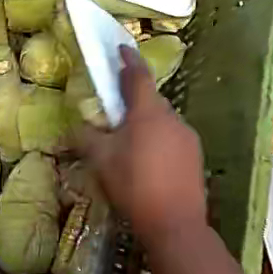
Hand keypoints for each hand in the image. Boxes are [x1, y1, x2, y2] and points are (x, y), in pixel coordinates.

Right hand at [80, 46, 207, 243]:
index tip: (120, 48)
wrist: (175, 225)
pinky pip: (172, 137)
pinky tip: (147, 160)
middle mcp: (171, 118)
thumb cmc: (133, 186)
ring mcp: (187, 137)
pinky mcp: (195, 156)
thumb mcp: (100, 160)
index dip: (128, 59)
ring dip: (145, 121)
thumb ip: (87, 137)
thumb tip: (78, 126)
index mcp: (147, 112)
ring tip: (128, 141)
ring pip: (162, 119)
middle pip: (150, 98)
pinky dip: (158, 139)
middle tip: (114, 107)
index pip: (138, 75)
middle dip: (133, 97)